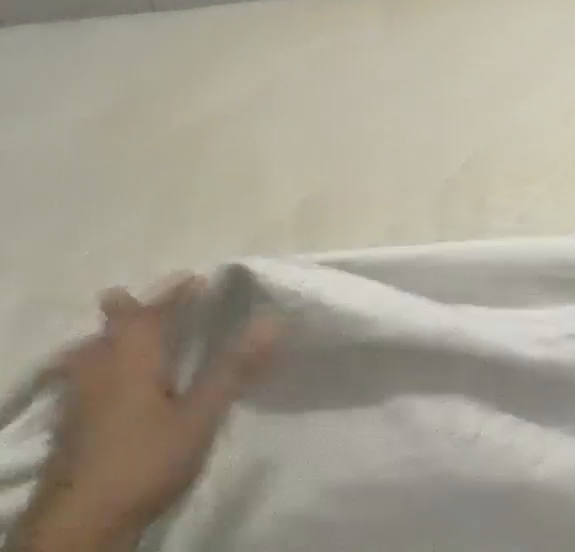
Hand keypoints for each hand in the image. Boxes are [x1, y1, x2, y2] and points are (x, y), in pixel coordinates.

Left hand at [7, 275, 277, 551]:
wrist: (82, 527)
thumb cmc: (147, 461)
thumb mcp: (202, 414)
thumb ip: (234, 367)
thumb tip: (272, 317)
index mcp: (130, 369)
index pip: (145, 321)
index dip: (168, 297)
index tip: (193, 278)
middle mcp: (98, 383)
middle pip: (105, 340)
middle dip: (121, 317)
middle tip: (126, 298)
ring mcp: (78, 412)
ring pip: (83, 366)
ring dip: (99, 345)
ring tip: (105, 339)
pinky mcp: (71, 438)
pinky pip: (79, 389)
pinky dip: (90, 374)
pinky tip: (97, 391)